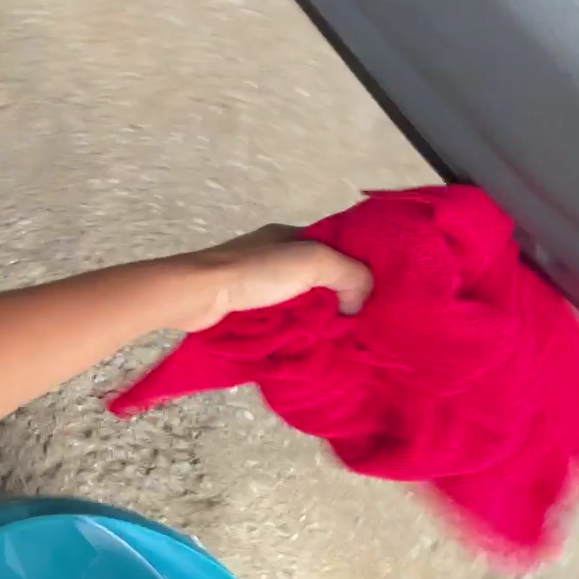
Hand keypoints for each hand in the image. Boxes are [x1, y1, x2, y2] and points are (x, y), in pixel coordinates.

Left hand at [174, 224, 372, 331]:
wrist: (196, 294)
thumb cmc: (253, 272)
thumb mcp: (314, 260)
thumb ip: (351, 274)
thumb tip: (356, 304)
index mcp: (287, 236)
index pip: (336, 248)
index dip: (360, 269)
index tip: (382, 295)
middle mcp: (271, 256)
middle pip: (319, 278)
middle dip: (340, 299)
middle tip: (362, 323)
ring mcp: (254, 281)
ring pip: (299, 300)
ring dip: (316, 318)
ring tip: (341, 337)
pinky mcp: (241, 304)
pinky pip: (278, 316)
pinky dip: (293, 327)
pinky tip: (310, 341)